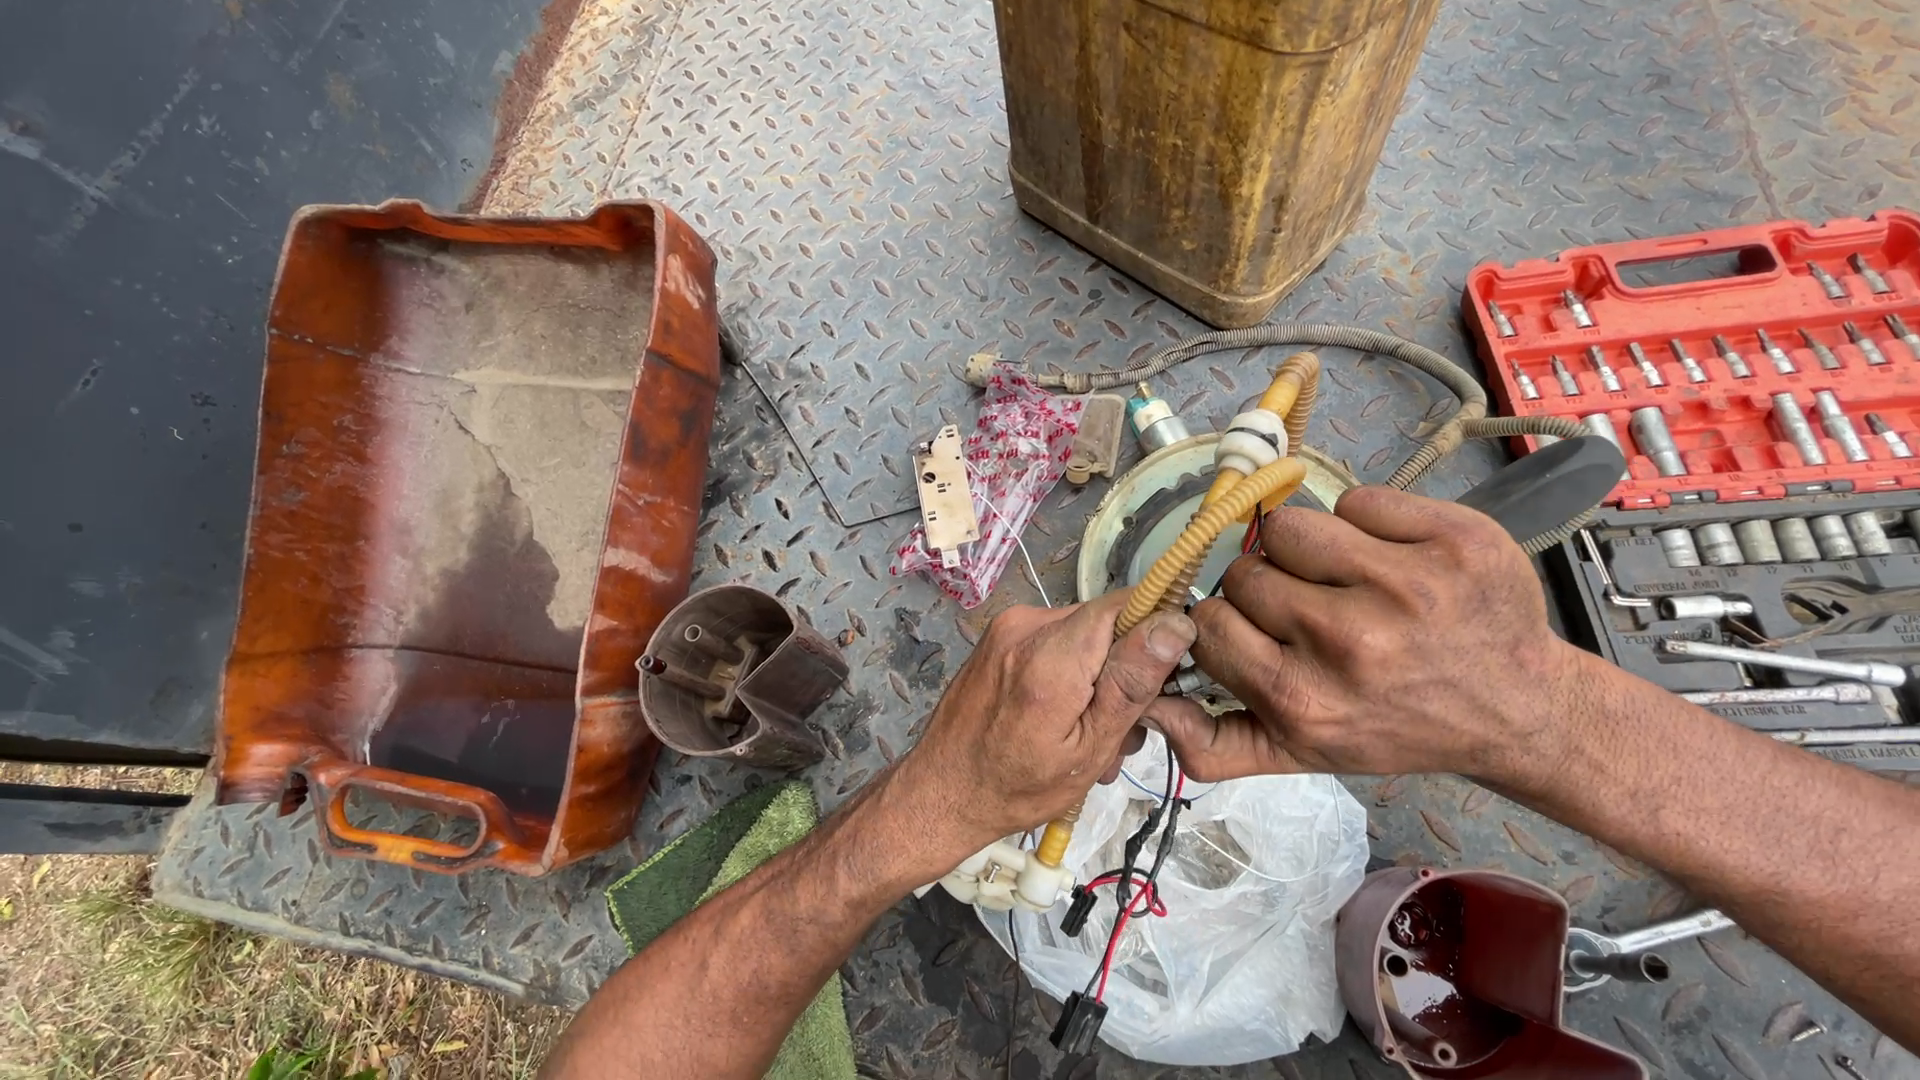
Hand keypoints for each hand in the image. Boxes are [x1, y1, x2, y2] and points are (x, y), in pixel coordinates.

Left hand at [888, 590, 1194, 865]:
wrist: (941, 791)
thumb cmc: (1016, 786)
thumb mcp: (1089, 748)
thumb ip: (1131, 682)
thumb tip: (1176, 624)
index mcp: (1050, 655)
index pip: (1127, 604)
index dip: (1155, 632)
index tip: (1163, 678)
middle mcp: (1025, 625)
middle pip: (1106, 621)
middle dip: (1126, 666)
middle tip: (1123, 728)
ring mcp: (1006, 626)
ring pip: (1083, 633)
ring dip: (1098, 675)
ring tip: (1090, 732)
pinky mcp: (998, 635)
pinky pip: (1055, 640)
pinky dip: (1070, 671)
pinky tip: (1064, 714)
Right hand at [1148, 485, 1588, 787]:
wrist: (1516, 711)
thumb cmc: (1393, 728)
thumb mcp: (1299, 757)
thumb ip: (1211, 744)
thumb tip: (1145, 706)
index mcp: (1302, 697)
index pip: (1209, 621)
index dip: (1228, 623)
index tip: (1260, 634)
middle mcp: (1349, 640)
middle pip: (1245, 570)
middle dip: (1267, 588)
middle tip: (1309, 612)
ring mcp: (1405, 584)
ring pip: (1291, 526)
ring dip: (1305, 550)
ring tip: (1343, 580)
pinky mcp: (1453, 538)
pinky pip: (1357, 500)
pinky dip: (1364, 523)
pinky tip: (1389, 560)